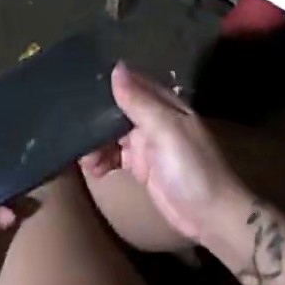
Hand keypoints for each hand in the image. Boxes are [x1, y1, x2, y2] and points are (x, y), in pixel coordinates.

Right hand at [80, 65, 250, 245]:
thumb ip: (139, 101)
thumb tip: (116, 67)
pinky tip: (94, 170)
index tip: (77, 84)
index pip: (131, 83)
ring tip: (85, 158)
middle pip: (117, 109)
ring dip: (96, 142)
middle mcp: (153, 118)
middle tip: (73, 127)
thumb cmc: (191, 168)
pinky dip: (102, 160)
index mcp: (163, 103)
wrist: (211, 217)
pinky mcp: (141, 166)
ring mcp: (147, 143)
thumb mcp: (165, 130)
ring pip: (112, 133)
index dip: (106, 83)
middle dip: (95, 117)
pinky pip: (115, 155)